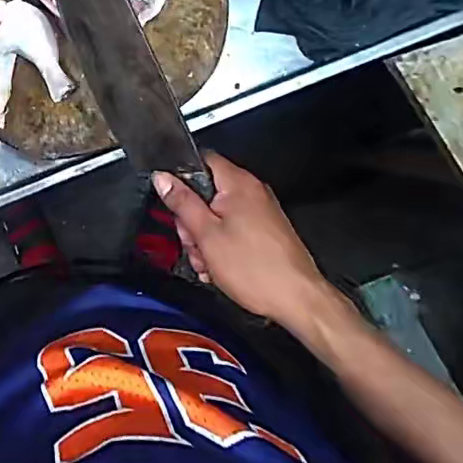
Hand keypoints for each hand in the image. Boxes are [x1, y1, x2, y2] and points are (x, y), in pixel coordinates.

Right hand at [151, 153, 340, 331]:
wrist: (299, 302)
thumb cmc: (257, 269)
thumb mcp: (205, 234)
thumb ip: (181, 202)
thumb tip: (163, 179)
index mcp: (238, 184)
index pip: (200, 159)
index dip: (180, 177)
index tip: (173, 199)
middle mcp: (253, 192)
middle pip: (206, 191)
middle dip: (192, 218)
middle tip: (193, 240)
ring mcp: (261, 212)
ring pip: (217, 213)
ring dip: (205, 236)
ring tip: (207, 260)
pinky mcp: (266, 231)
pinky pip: (233, 228)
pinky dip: (222, 243)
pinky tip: (219, 265)